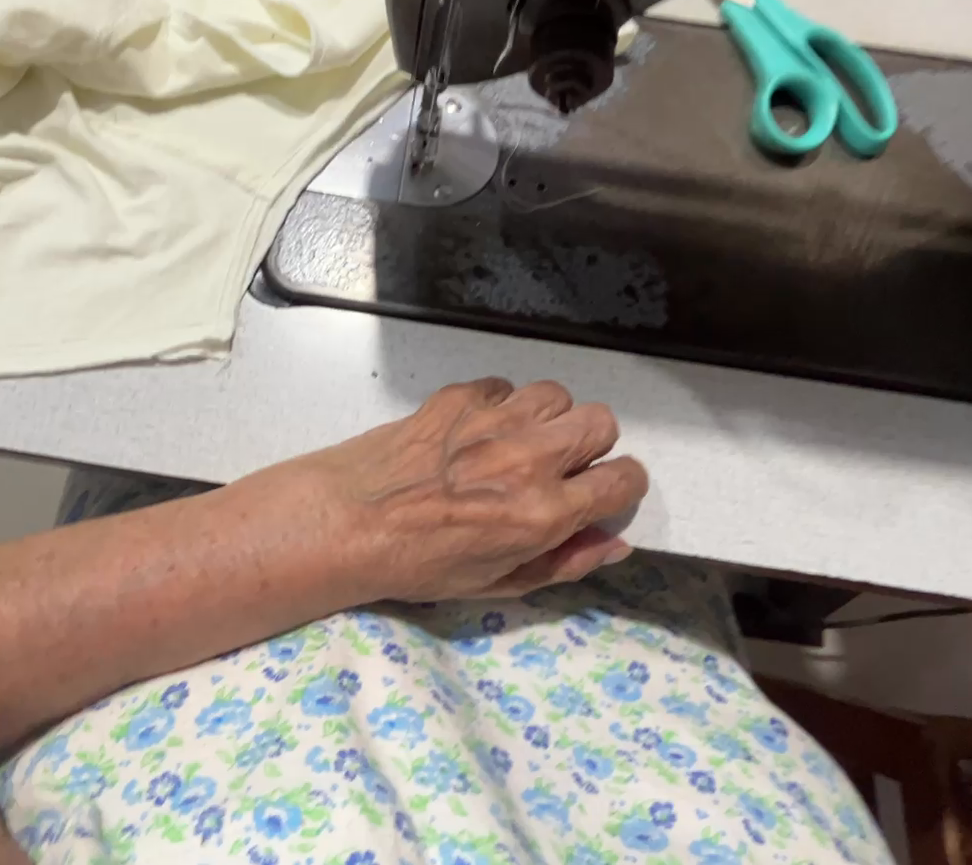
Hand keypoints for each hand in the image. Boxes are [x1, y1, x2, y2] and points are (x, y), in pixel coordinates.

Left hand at [293, 378, 648, 601]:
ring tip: (517, 442)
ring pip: (555, 394)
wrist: (347, 519)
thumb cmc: (418, 564)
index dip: (621, 488)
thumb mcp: (496, 585)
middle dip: (590, 447)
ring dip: (547, 419)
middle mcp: (529, 457)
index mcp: (544, 512)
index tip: (600, 494)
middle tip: (558, 467)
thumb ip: (564, 564)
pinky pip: (504, 386)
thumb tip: (615, 542)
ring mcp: (493, 418)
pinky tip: (474, 429)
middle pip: (600, 422)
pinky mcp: (460, 395)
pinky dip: (499, 405)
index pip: (625, 480)